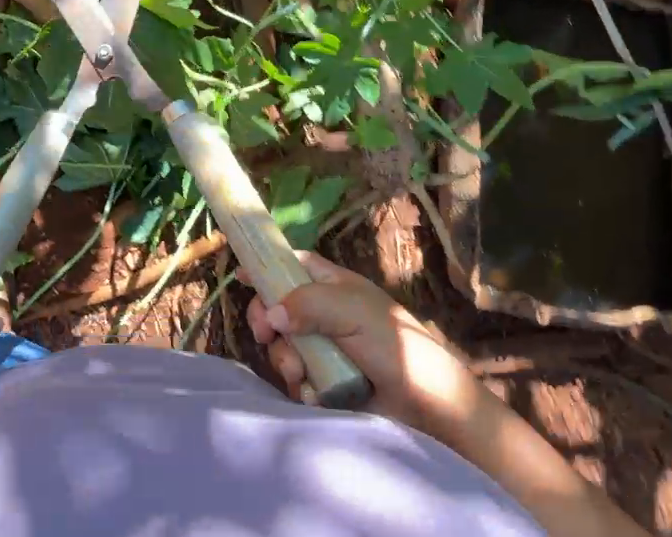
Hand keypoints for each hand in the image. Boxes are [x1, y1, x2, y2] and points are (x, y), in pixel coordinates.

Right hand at [247, 251, 483, 438]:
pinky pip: (293, 376)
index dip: (268, 266)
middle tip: (265, 334)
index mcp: (333, 287)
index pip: (293, 264)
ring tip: (302, 373)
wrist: (429, 408)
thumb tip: (272, 314)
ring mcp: (323, 348)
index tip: (242, 276)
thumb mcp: (351, 311)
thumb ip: (306, 303)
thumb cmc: (395, 346)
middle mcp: (323, 314)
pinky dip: (297, 383)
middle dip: (266, 320)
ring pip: (281, 344)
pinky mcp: (323, 381)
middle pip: (276, 306)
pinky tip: (313, 392)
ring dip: (284, 358)